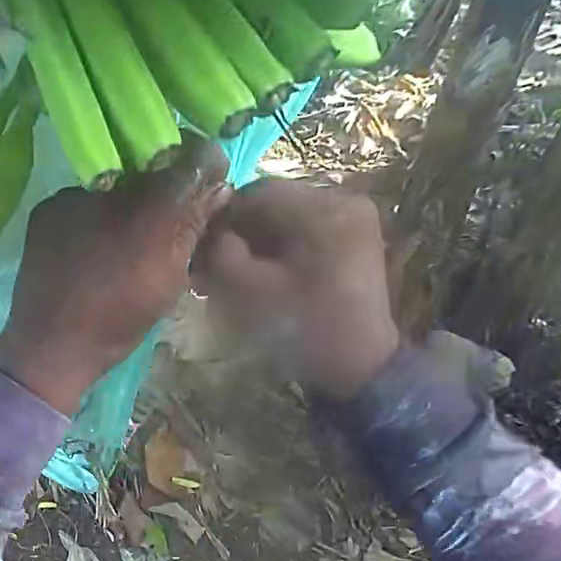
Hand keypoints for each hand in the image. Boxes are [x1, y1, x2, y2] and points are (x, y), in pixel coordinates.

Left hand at [0, 140, 231, 414]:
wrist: (50, 345)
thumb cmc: (118, 321)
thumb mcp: (169, 279)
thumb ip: (193, 227)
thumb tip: (218, 187)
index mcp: (152, 210)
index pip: (192, 158)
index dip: (206, 165)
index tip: (209, 183)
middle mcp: (112, 188)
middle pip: (152, 164)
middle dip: (165, 183)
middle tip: (166, 214)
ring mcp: (73, 195)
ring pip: (115, 181)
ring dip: (127, 197)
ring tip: (123, 234)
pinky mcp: (47, 208)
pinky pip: (82, 197)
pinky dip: (94, 213)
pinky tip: (92, 243)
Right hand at [193, 178, 400, 399]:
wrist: (360, 368)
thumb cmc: (303, 329)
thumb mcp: (249, 290)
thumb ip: (220, 251)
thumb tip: (207, 230)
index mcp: (324, 208)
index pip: (255, 193)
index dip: (219, 219)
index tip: (199, 250)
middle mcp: (344, 200)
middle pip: (271, 204)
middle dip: (237, 234)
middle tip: (210, 269)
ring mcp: (352, 219)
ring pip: (284, 219)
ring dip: (254, 244)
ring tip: (232, 277)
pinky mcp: (352, 239)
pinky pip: (302, 232)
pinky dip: (277, 251)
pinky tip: (261, 277)